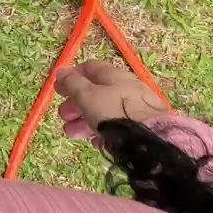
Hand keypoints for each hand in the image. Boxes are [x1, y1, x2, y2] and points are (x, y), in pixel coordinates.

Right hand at [54, 60, 170, 140]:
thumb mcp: (86, 94)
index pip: (89, 68)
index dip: (71, 76)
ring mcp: (138, 109)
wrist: (154, 144)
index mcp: (114, 76)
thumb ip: (72, 82)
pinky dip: (104, 131)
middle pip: (96, 92)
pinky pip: (119, 126)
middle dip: (75, 104)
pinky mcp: (146, 128)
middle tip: (63, 116)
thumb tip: (60, 71)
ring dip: (84, 120)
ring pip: (105, 111)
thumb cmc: (114, 112)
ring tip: (72, 134)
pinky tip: (96, 142)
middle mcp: (127, 89)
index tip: (59, 89)